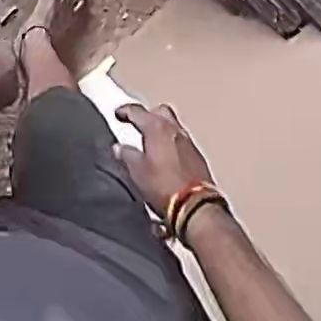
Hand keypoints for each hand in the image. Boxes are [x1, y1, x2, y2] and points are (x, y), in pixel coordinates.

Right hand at [114, 102, 214, 216]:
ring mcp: (190, 144)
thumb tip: (120, 149)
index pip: (137, 111)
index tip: (119, 114)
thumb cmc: (164, 186)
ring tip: (152, 142)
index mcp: (156, 127)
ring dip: (163, 131)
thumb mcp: (137, 171)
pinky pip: (183, 144)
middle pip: (161, 112)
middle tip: (139, 124)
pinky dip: (173, 145)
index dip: (125, 110)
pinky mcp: (200, 160)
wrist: (198, 209)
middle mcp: (175, 130)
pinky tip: (167, 158)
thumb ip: (127, 155)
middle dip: (149, 115)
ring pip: (174, 127)